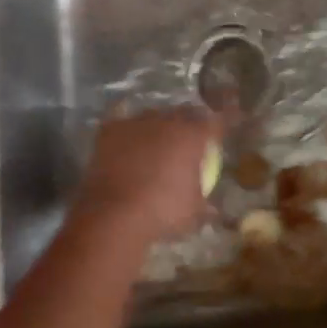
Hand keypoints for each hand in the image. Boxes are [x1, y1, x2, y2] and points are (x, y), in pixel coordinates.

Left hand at [75, 108, 217, 244]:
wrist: (115, 213)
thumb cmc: (161, 211)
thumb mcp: (192, 212)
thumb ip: (203, 202)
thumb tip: (212, 208)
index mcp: (192, 135)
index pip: (212, 123)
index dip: (215, 130)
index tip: (213, 139)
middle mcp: (167, 120)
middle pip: (182, 114)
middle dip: (186, 125)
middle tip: (183, 144)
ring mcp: (137, 121)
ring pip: (152, 117)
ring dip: (155, 128)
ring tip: (150, 146)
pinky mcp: (112, 128)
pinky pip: (123, 125)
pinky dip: (126, 134)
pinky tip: (123, 147)